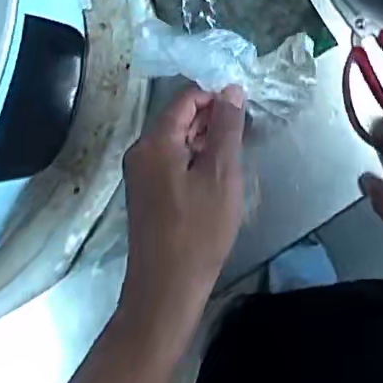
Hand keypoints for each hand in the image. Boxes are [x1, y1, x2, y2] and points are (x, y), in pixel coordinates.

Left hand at [120, 83, 246, 322]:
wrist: (165, 292)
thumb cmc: (198, 231)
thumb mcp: (221, 173)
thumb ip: (227, 127)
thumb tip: (231, 90)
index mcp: (155, 141)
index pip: (187, 97)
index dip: (216, 97)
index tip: (243, 110)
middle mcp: (141, 151)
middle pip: (179, 116)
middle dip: (212, 118)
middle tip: (242, 134)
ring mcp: (140, 173)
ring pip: (177, 139)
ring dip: (205, 139)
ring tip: (233, 155)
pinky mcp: (146, 192)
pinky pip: (171, 159)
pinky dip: (194, 158)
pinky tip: (215, 176)